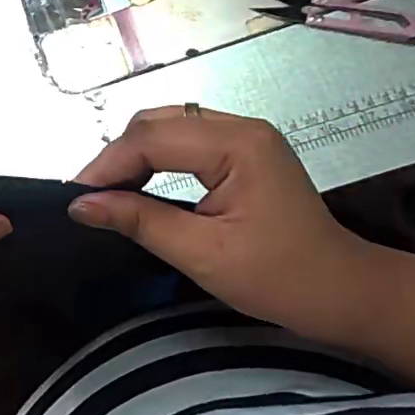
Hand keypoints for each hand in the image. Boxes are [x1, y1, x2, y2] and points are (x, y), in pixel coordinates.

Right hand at [69, 106, 391, 343]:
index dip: (108, 164)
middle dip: (118, 155)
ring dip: (135, 155)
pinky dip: (157, 160)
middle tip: (89, 197)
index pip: (153, 137)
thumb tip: (82, 205)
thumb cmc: (278, 278)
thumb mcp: (203, 253)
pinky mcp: (246, 153)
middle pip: (160, 122)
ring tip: (107, 192)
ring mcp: (246, 137)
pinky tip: (140, 184)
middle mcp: (242, 127)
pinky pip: (188, 143)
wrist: (339, 291)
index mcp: (237, 144)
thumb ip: (141, 221)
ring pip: (172, 128)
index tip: (75, 197)